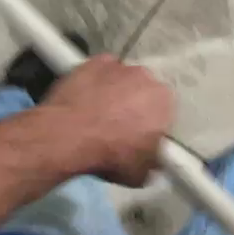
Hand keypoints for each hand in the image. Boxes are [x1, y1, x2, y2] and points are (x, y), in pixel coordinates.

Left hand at [39, 56, 173, 185]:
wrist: (69, 135)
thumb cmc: (111, 156)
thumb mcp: (140, 173)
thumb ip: (151, 160)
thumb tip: (150, 159)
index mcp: (164, 101)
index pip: (165, 111)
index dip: (153, 124)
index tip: (141, 137)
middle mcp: (146, 76)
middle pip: (144, 90)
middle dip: (136, 104)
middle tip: (120, 125)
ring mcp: (118, 65)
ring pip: (122, 78)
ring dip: (115, 91)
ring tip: (98, 112)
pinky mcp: (93, 61)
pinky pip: (100, 71)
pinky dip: (96, 81)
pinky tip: (86, 97)